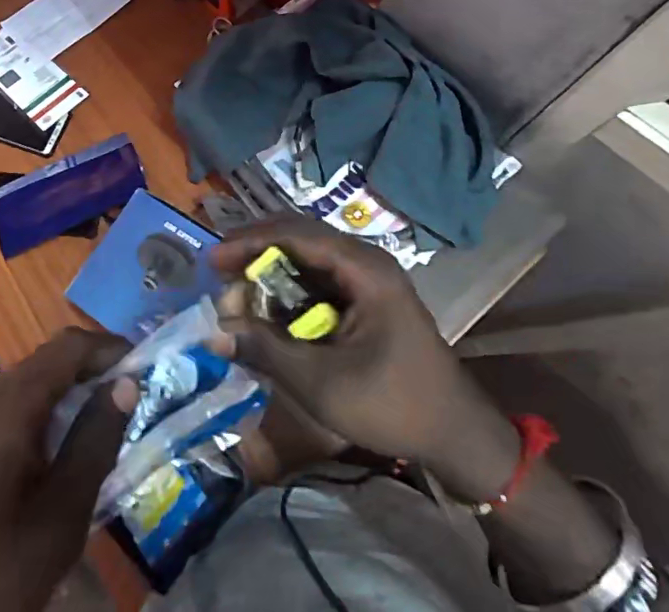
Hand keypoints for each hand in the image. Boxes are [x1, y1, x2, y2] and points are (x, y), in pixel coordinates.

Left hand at [0, 330, 134, 611]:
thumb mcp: (60, 516)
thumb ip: (95, 442)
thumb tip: (125, 384)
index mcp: (8, 405)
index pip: (70, 346)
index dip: (112, 350)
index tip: (148, 374)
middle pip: (50, 362)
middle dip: (94, 374)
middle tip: (135, 406)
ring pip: (31, 387)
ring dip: (71, 398)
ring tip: (107, 432)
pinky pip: (10, 412)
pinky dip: (45, 418)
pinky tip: (61, 459)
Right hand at [211, 218, 520, 502]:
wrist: (455, 434)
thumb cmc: (392, 404)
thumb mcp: (321, 382)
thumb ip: (266, 351)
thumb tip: (214, 333)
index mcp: (364, 268)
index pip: (297, 234)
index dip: (250, 242)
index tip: (213, 260)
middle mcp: (366, 262)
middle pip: (302, 238)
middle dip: (257, 252)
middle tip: (220, 272)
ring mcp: (369, 281)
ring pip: (309, 260)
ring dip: (272, 272)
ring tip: (237, 292)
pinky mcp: (367, 301)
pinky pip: (320, 282)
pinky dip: (290, 291)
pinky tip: (268, 310)